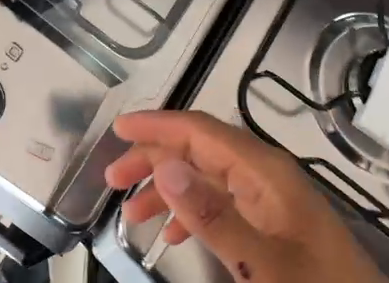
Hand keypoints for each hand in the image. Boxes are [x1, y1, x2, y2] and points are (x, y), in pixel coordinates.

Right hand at [104, 111, 384, 282]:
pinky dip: (191, 211)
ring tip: (132, 214)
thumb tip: (165, 165)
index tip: (119, 129)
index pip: (200, 130)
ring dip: (168, 189)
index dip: (157, 126)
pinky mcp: (275, 223)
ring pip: (206, 177)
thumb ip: (213, 215)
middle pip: (199, 149)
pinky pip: (221, 202)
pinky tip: (173, 235)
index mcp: (264, 170)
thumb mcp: (263, 262)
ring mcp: (272, 198)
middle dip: (154, 157)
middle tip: (112, 179)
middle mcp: (266, 174)